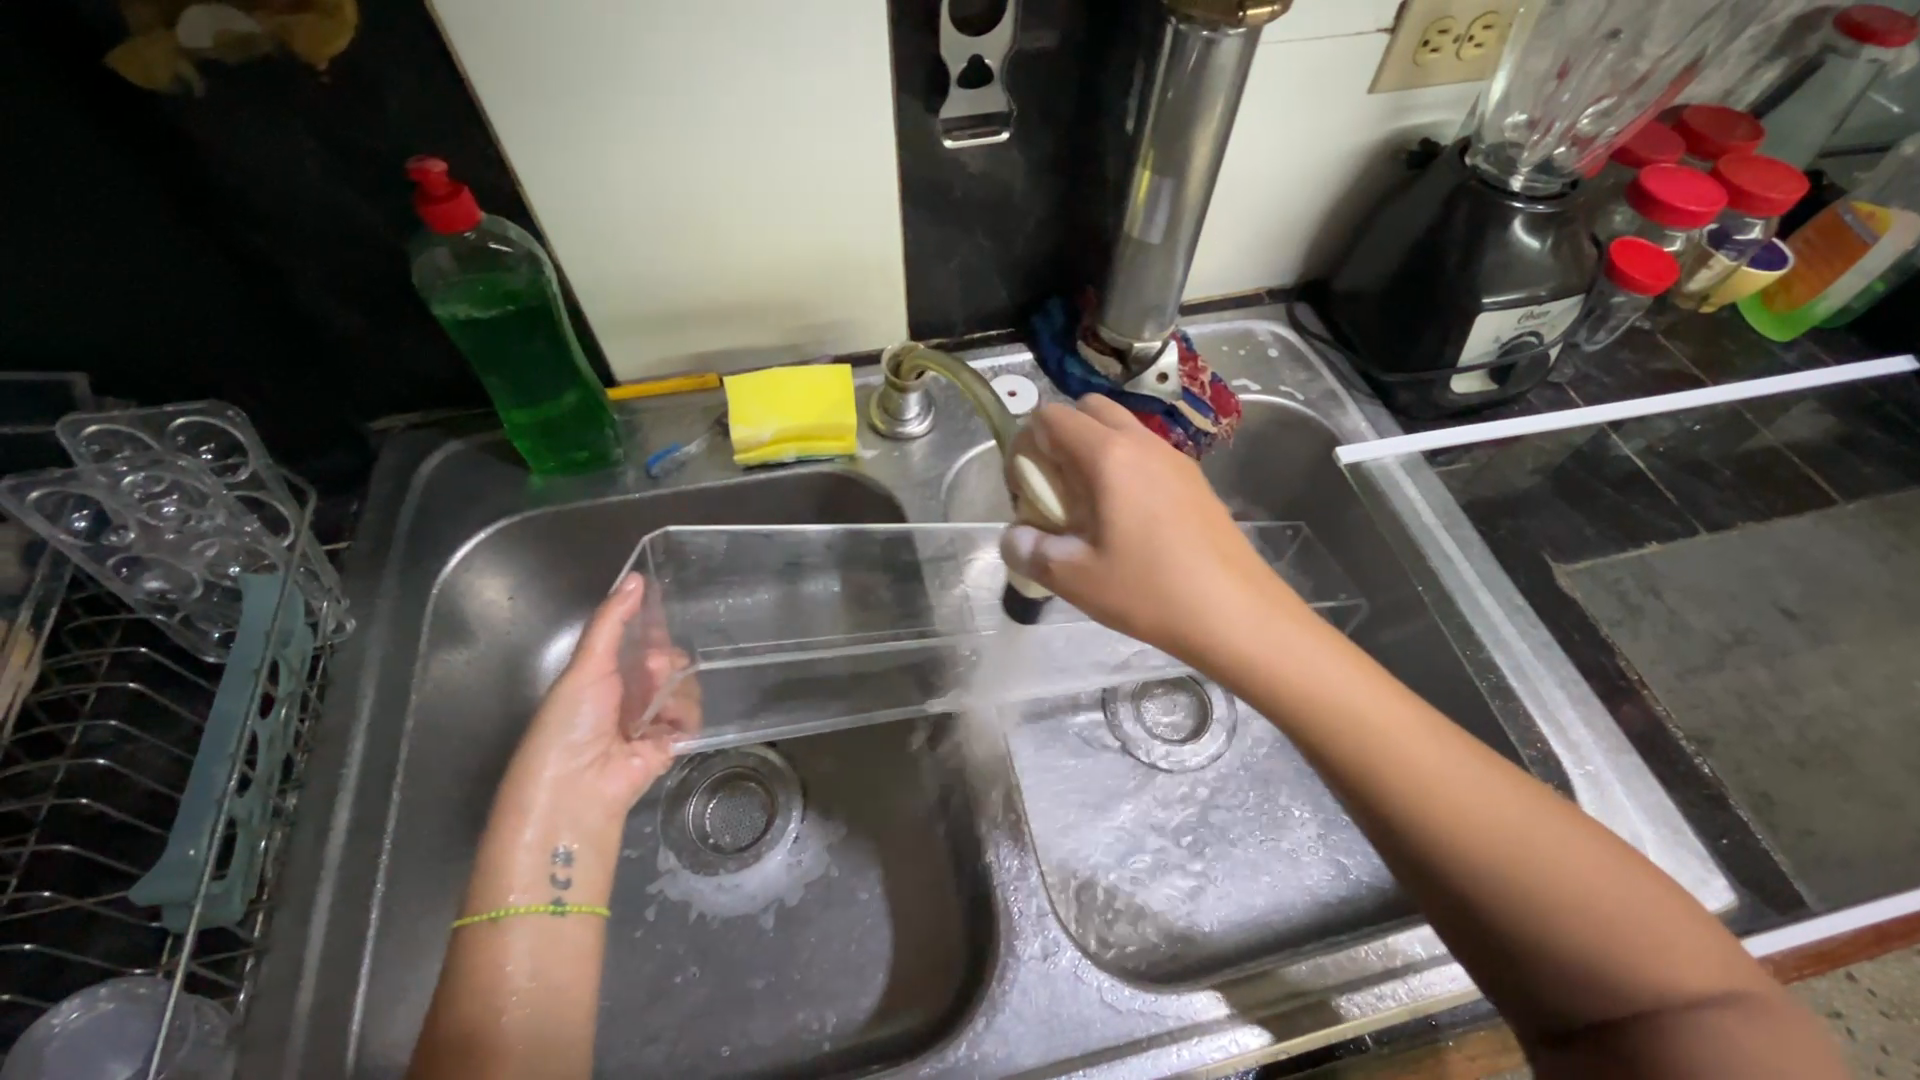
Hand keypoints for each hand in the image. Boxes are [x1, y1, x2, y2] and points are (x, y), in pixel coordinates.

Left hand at [496, 574, 699, 825]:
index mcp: (605, 673)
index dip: (654, 627)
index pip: (641, 640)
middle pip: (670, 661)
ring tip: (652, 710)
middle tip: (653, 671)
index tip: (664, 613)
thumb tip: (636, 577)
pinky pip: (693, 717)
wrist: (577, 786)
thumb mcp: (586, 664)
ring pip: (685, 686)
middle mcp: (631, 694)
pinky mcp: (672, 742)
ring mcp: (652, 719)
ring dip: (673, 691)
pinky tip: (665, 728)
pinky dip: (683, 719)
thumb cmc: (571, 722)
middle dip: (666, 661)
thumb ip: (611, 621)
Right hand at [999, 396, 1305, 662]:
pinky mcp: (1195, 481)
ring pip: (1123, 431)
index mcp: (1108, 456)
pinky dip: (1126, 470)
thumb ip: (1031, 552)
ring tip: (1090, 510)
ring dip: (1095, 453)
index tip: (1027, 487)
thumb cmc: (1151, 591)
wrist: (1237, 614)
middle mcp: (1142, 443)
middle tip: (1056, 490)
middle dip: (1062, 438)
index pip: (1053, 417)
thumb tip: (1013, 537)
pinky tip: (1128, 523)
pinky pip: (1147, 456)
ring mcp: (1175, 459)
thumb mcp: (1076, 579)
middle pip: (1090, 410)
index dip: (1028, 443)